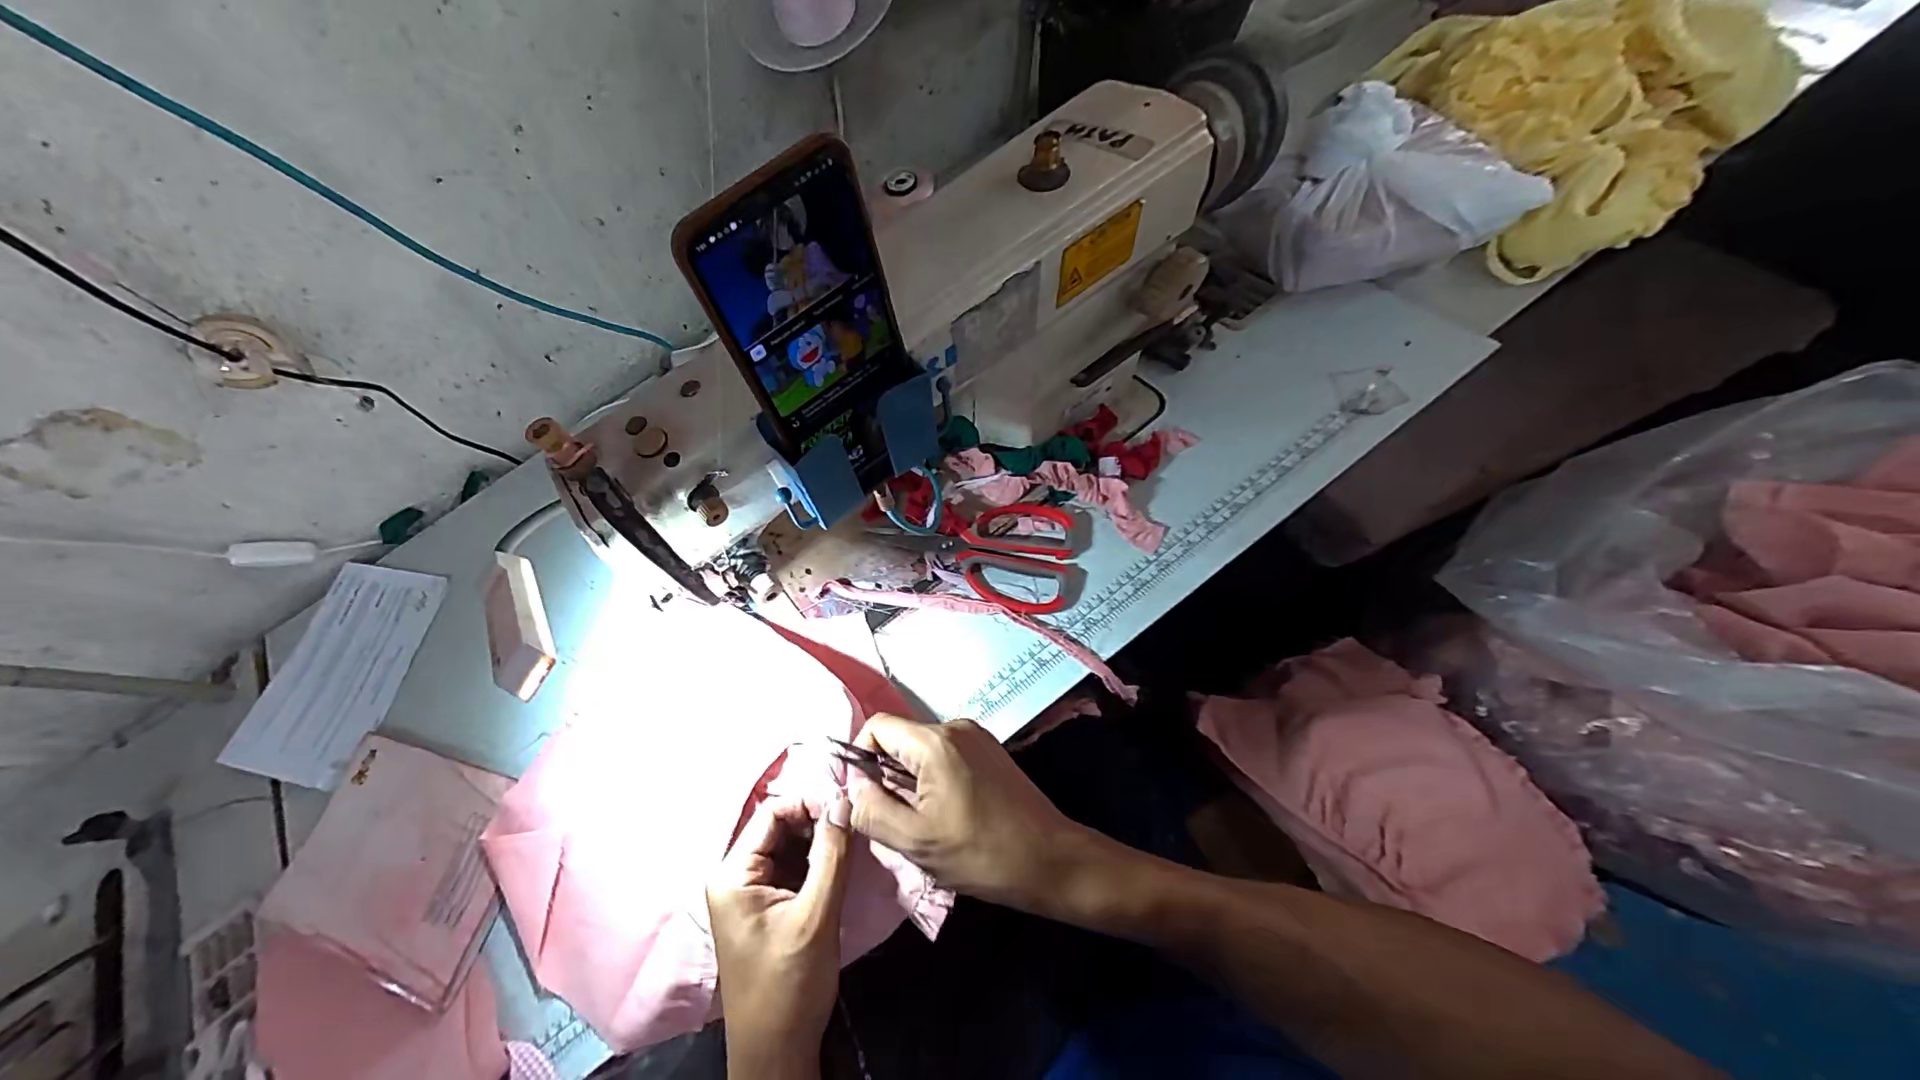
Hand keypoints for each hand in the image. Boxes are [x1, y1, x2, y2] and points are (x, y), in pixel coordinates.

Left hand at [706, 795, 850, 1079]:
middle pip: (779, 828)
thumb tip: (843, 800)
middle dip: (816, 822)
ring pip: (789, 847)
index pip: (771, 814)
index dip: (809, 803)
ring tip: (852, 840)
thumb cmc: (789, 986)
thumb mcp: (815, 916)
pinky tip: (840, 863)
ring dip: (819, 841)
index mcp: (732, 875)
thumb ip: (830, 855)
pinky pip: (792, 868)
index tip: (848, 807)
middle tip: (854, 823)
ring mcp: (750, 893)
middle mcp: (735, 877)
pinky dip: (816, 862)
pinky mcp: (768, 907)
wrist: (778, 1053)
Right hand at [847, 714, 1098, 913]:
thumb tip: (850, 788)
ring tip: (924, 822)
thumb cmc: (981, 853)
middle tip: (895, 819)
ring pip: (921, 750)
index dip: (860, 758)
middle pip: (899, 739)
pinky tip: (947, 814)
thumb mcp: (915, 841)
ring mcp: (976, 736)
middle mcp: (955, 726)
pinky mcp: (989, 751)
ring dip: (911, 781)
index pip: (876, 726)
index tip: (865, 798)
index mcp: (934, 741)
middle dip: (886, 775)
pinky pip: (945, 756)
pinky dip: (933, 780)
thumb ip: (872, 810)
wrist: (1051, 860)